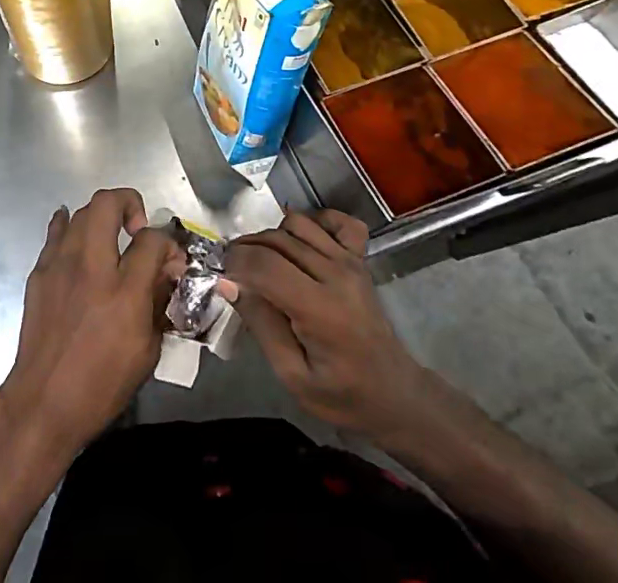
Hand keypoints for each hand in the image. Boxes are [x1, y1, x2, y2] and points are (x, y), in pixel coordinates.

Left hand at [0, 189, 182, 451]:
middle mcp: (90, 267)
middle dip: (129, 203)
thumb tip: (166, 272)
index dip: (168, 244)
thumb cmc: (103, 383)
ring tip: (111, 238)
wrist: (44, 399)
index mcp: (124, 291)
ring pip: (80, 213)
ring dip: (101, 217)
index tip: (170, 260)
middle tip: (137, 228)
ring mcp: (59, 265)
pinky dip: (69, 227)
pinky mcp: (39, 272)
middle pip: (107, 203)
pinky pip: (55, 234)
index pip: (152, 240)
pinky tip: (77, 237)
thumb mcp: (147, 350)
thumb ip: (158, 301)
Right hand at [224, 209, 429, 436]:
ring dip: (270, 236)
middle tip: (232, 273)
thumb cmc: (342, 395)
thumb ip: (261, 324)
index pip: (264, 264)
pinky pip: (338, 222)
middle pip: (275, 240)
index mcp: (321, 309)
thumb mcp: (291, 375)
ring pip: (297, 224)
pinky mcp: (360, 260)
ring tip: (261, 262)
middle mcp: (338, 275)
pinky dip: (314, 222)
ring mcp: (352, 263)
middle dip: (244, 249)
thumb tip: (228, 284)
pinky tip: (300, 243)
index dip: (234, 264)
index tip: (221, 278)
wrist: (396, 396)